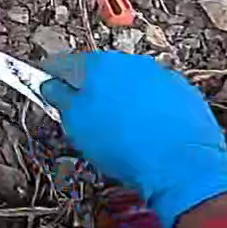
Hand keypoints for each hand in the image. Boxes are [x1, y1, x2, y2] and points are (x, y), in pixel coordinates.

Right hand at [39, 51, 226, 227]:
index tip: (44, 88)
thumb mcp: (76, 126)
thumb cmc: (122, 145)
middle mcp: (128, 62)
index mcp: (97, 65)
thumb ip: (59, 99)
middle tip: (81, 117)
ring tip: (117, 129)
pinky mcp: (182, 91)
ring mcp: (158, 74)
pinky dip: (145, 108)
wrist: (182, 165)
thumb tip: (51, 86)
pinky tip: (144, 132)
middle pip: (97, 71)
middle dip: (86, 90)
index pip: (62, 63)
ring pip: (127, 82)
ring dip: (117, 98)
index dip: (48, 77)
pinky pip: (154, 95)